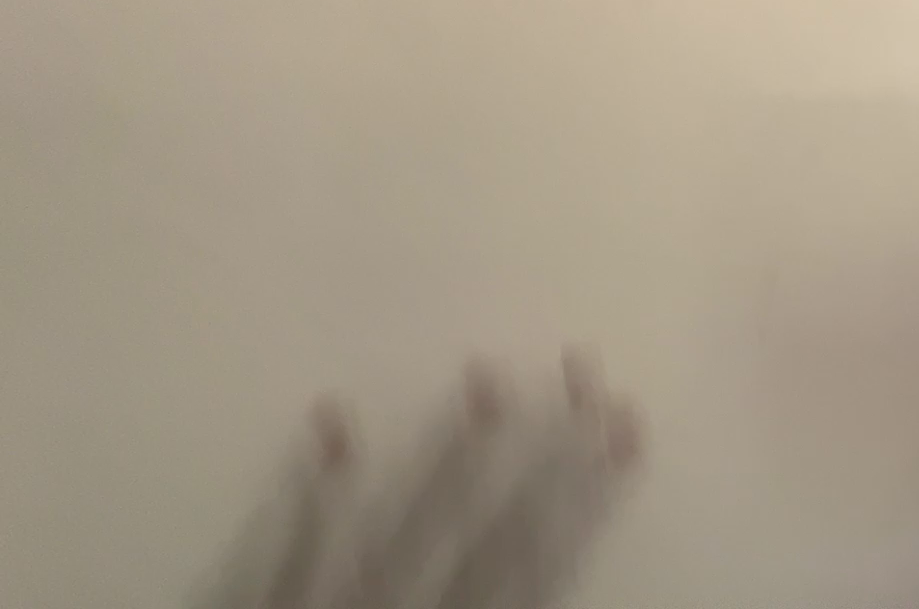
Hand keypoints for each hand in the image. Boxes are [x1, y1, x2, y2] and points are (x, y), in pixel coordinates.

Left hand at [195, 351, 640, 608]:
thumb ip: (508, 596)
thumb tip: (560, 542)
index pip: (545, 544)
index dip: (596, 480)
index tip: (628, 416)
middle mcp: (408, 600)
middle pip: (493, 514)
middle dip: (549, 438)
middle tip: (583, 361)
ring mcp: (333, 599)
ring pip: (405, 511)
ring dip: (452, 440)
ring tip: (487, 366)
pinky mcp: (262, 603)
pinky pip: (285, 540)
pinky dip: (314, 480)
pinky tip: (334, 411)